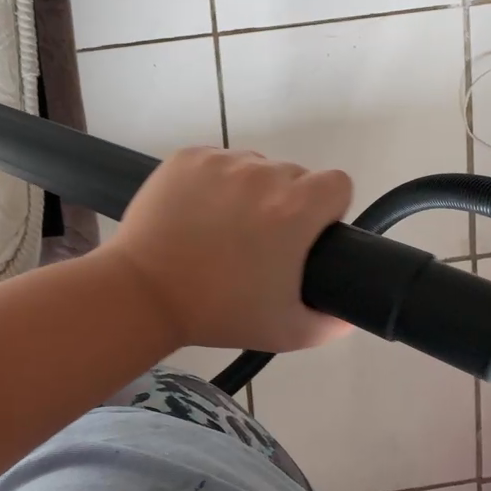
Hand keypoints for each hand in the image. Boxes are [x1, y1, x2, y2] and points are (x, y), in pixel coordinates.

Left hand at [101, 147, 352, 352]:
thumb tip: (345, 314)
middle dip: (284, 204)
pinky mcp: (185, 158)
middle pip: (293, 176)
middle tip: (255, 244)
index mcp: (296, 207)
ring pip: (252, 167)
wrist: (144, 295)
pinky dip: (210, 183)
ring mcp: (221, 162)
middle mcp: (263, 174)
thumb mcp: (287, 332)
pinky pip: (214, 163)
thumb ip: (329, 323)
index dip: (326, 210)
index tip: (303, 236)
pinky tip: (194, 214)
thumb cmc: (218, 313)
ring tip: (220, 230)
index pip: (336, 184)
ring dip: (247, 191)